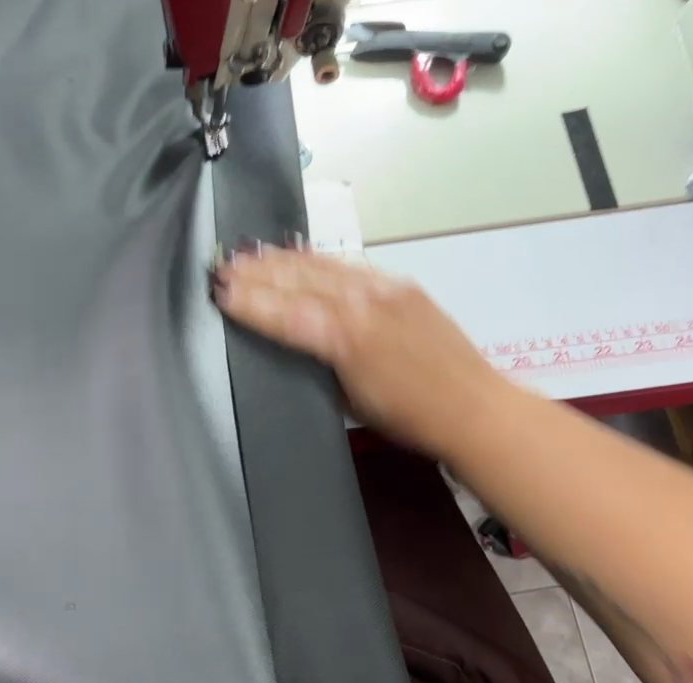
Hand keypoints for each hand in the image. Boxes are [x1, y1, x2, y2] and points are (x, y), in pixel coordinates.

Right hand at [212, 248, 499, 454]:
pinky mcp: (402, 286)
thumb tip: (298, 347)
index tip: (219, 290)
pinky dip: (319, 261)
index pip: (286, 313)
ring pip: (324, 267)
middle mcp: (363, 302)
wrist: (473, 407)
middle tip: (224, 265)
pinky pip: (350, 266)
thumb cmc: (408, 419)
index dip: (250, 302)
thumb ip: (321, 366)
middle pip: (300, 281)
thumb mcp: (350, 401)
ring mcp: (385, 289)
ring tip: (252, 253)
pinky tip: (303, 257)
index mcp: (345, 337)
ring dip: (284, 260)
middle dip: (259, 272)